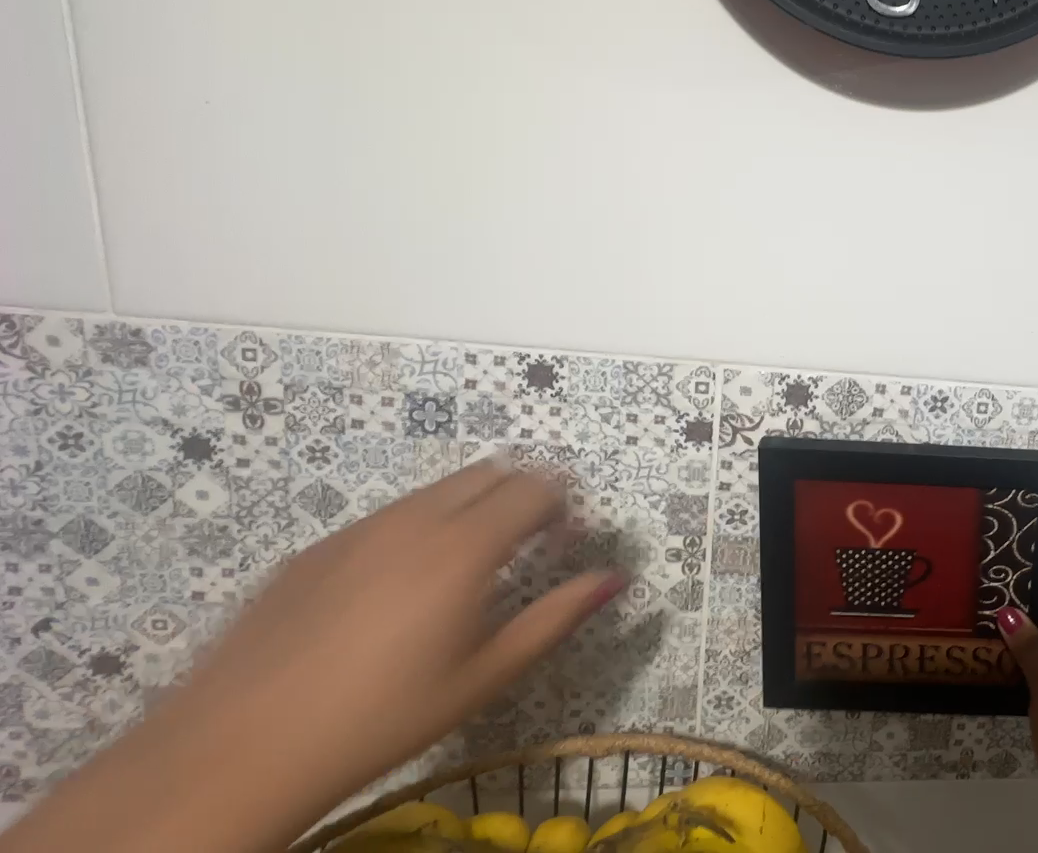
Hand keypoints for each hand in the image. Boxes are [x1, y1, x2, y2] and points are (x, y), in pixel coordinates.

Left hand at [0, 458, 621, 852]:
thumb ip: (557, 617)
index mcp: (464, 546)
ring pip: (436, 491)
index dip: (563, 504)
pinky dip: (418, 529)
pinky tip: (396, 594)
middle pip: (489, 472)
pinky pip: (387, 518)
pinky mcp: (314, 551)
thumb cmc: (382, 718)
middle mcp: (414, 520)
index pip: (535, 487)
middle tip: (528, 544)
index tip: (566, 539)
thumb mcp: (486, 675)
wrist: (233, 752)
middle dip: (522, 493)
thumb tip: (615, 577)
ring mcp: (358, 531)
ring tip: (466, 569)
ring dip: (471, 507)